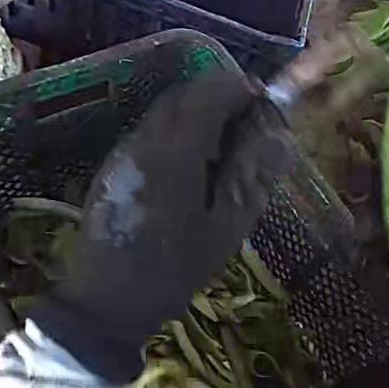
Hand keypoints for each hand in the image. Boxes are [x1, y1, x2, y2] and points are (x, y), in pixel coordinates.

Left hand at [29, 72, 295, 383]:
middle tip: (246, 113)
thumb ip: (252, 177)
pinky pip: (148, 129)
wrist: (109, 298)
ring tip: (222, 135)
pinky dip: (175, 126)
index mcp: (176, 154)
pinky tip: (189, 157)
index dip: (238, 88)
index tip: (261, 97)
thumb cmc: (175, 269)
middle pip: (182, 95)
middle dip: (217, 93)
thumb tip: (279, 138)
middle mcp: (145, 142)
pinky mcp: (112, 165)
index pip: (208, 96)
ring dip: (195, 108)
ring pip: (162, 110)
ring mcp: (123, 152)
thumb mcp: (225, 230)